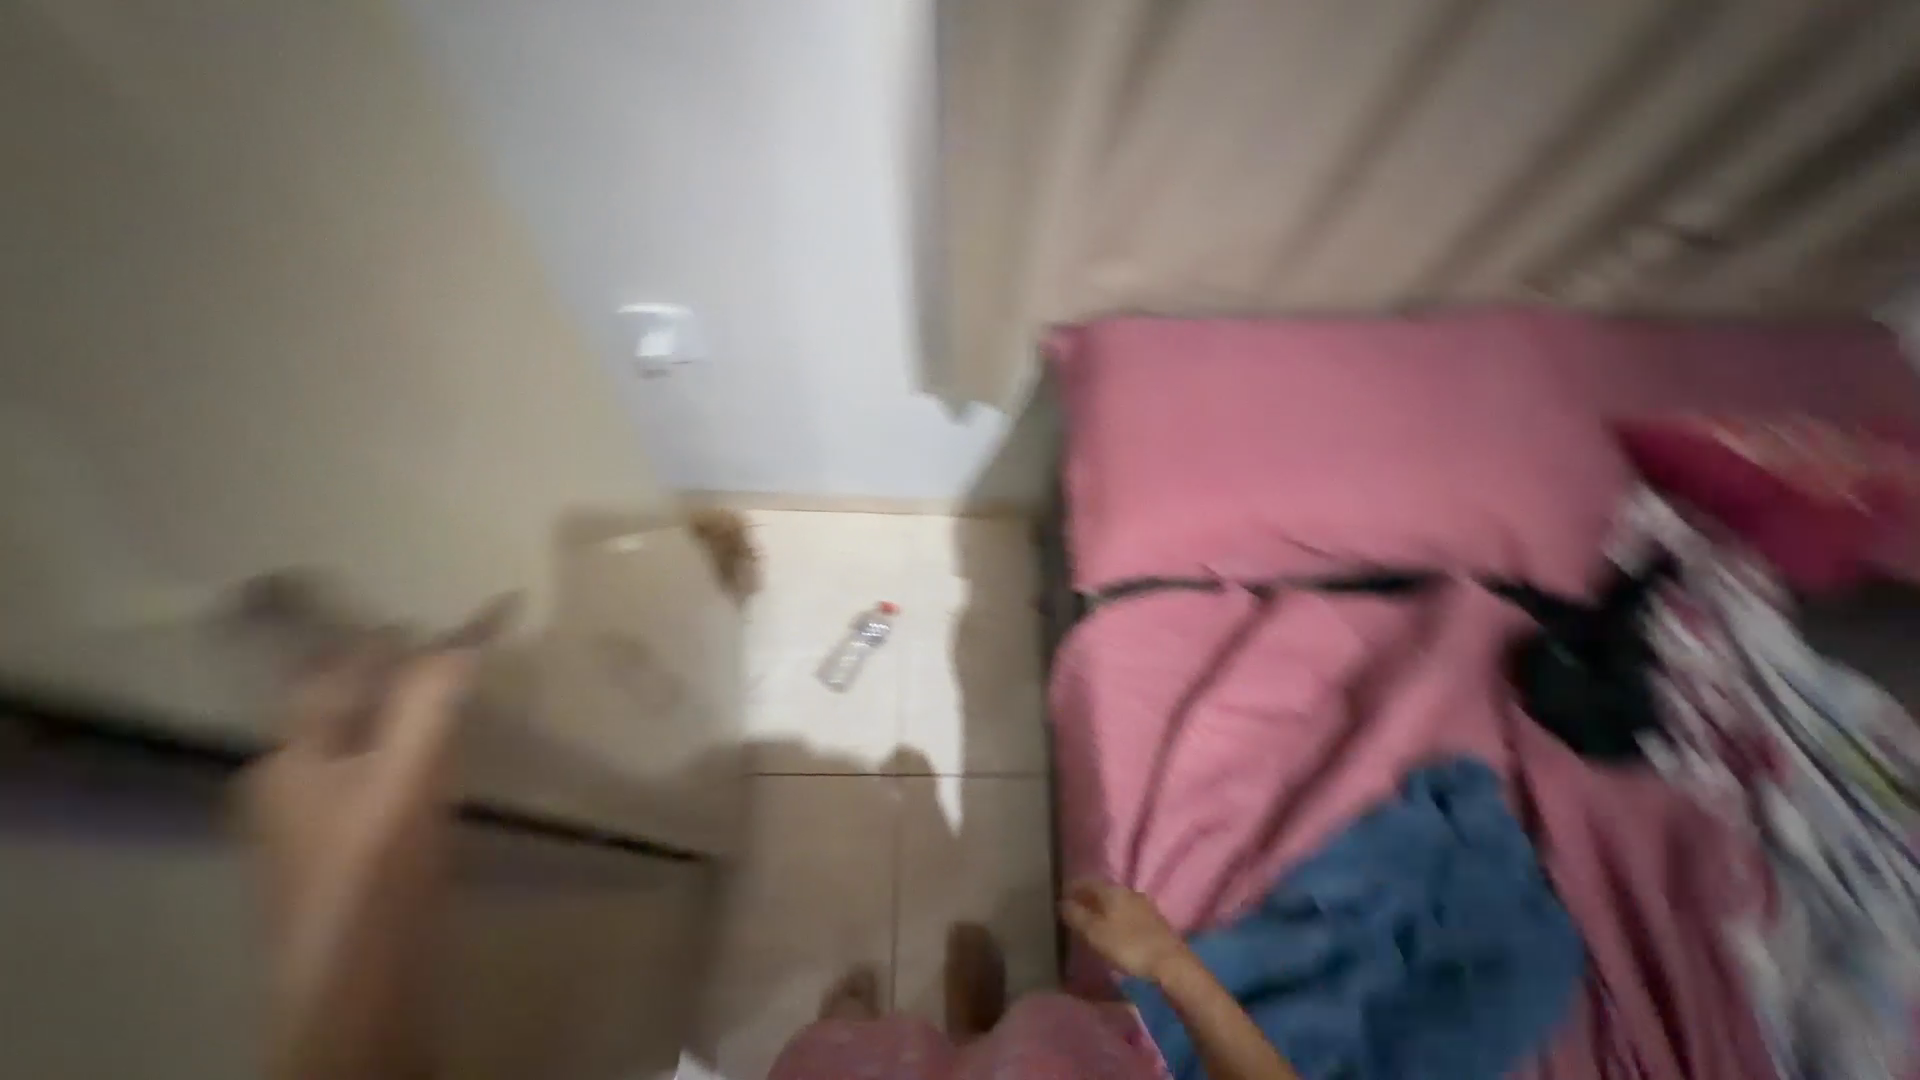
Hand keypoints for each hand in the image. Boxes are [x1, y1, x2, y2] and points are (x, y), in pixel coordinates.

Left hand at [237, 595, 510, 1079]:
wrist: (361, 984)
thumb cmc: (376, 869)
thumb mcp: (408, 774)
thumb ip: (432, 700)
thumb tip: (468, 629)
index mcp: (291, 754)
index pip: (353, 669)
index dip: (413, 635)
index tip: (481, 608)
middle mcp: (289, 779)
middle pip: (348, 701)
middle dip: (398, 665)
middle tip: (460, 637)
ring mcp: (314, 817)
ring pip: (364, 736)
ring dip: (407, 704)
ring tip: (457, 680)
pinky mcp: (347, 846)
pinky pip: (379, 769)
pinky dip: (413, 742)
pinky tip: (442, 749)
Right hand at [1060, 879, 1188, 981]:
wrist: (1171, 963)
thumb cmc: (1128, 946)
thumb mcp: (1095, 933)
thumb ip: (1076, 916)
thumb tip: (1061, 902)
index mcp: (1112, 890)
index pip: (1087, 881)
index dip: (1073, 888)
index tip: (1061, 897)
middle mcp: (1129, 891)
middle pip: (1103, 890)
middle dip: (1088, 898)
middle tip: (1075, 909)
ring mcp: (1145, 905)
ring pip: (1117, 901)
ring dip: (1104, 908)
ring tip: (1093, 922)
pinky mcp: (1155, 921)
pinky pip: (1129, 913)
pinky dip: (1117, 917)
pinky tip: (1115, 931)